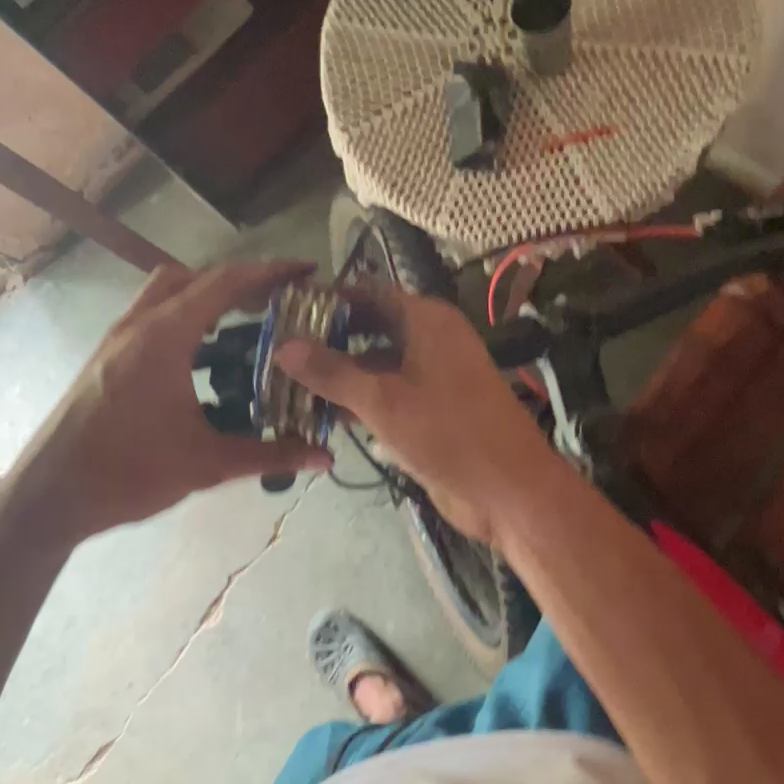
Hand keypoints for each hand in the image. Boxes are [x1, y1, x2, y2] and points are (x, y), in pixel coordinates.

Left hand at [11, 260, 332, 541]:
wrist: (47, 499)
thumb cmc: (128, 473)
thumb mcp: (207, 464)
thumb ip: (270, 455)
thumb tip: (325, 456)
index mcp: (164, 337)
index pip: (224, 283)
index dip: (270, 271)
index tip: (306, 271)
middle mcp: (137, 326)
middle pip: (193, 276)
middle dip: (238, 280)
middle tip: (276, 299)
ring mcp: (115, 340)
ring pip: (165, 293)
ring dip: (206, 296)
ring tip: (245, 323)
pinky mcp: (105, 359)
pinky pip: (152, 317)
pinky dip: (184, 318)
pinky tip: (204, 359)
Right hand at [272, 288, 557, 545]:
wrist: (509, 490)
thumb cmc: (449, 433)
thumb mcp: (383, 401)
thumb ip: (332, 372)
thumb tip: (282, 345)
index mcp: (427, 320)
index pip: (369, 294)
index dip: (327, 301)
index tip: (281, 313)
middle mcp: (431, 339)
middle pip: (370, 328)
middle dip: (327, 341)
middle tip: (275, 353)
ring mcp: (432, 375)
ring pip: (377, 365)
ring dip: (339, 376)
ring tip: (284, 385)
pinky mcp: (431, 409)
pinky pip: (388, 394)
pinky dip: (359, 402)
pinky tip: (319, 416)